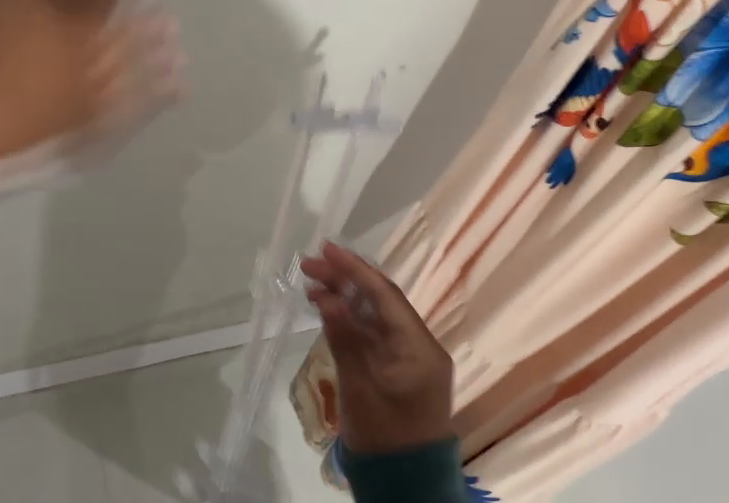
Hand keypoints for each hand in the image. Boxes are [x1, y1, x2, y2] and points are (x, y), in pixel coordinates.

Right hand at [302, 242, 454, 455]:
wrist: (406, 485)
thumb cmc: (384, 435)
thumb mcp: (360, 385)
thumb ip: (345, 336)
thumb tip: (327, 295)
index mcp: (419, 347)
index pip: (385, 295)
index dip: (355, 269)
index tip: (326, 249)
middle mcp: (419, 346)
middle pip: (381, 301)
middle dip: (346, 280)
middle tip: (309, 266)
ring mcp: (410, 359)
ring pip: (376, 316)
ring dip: (345, 297)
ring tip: (312, 287)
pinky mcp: (398, 370)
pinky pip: (374, 334)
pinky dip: (350, 319)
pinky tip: (327, 311)